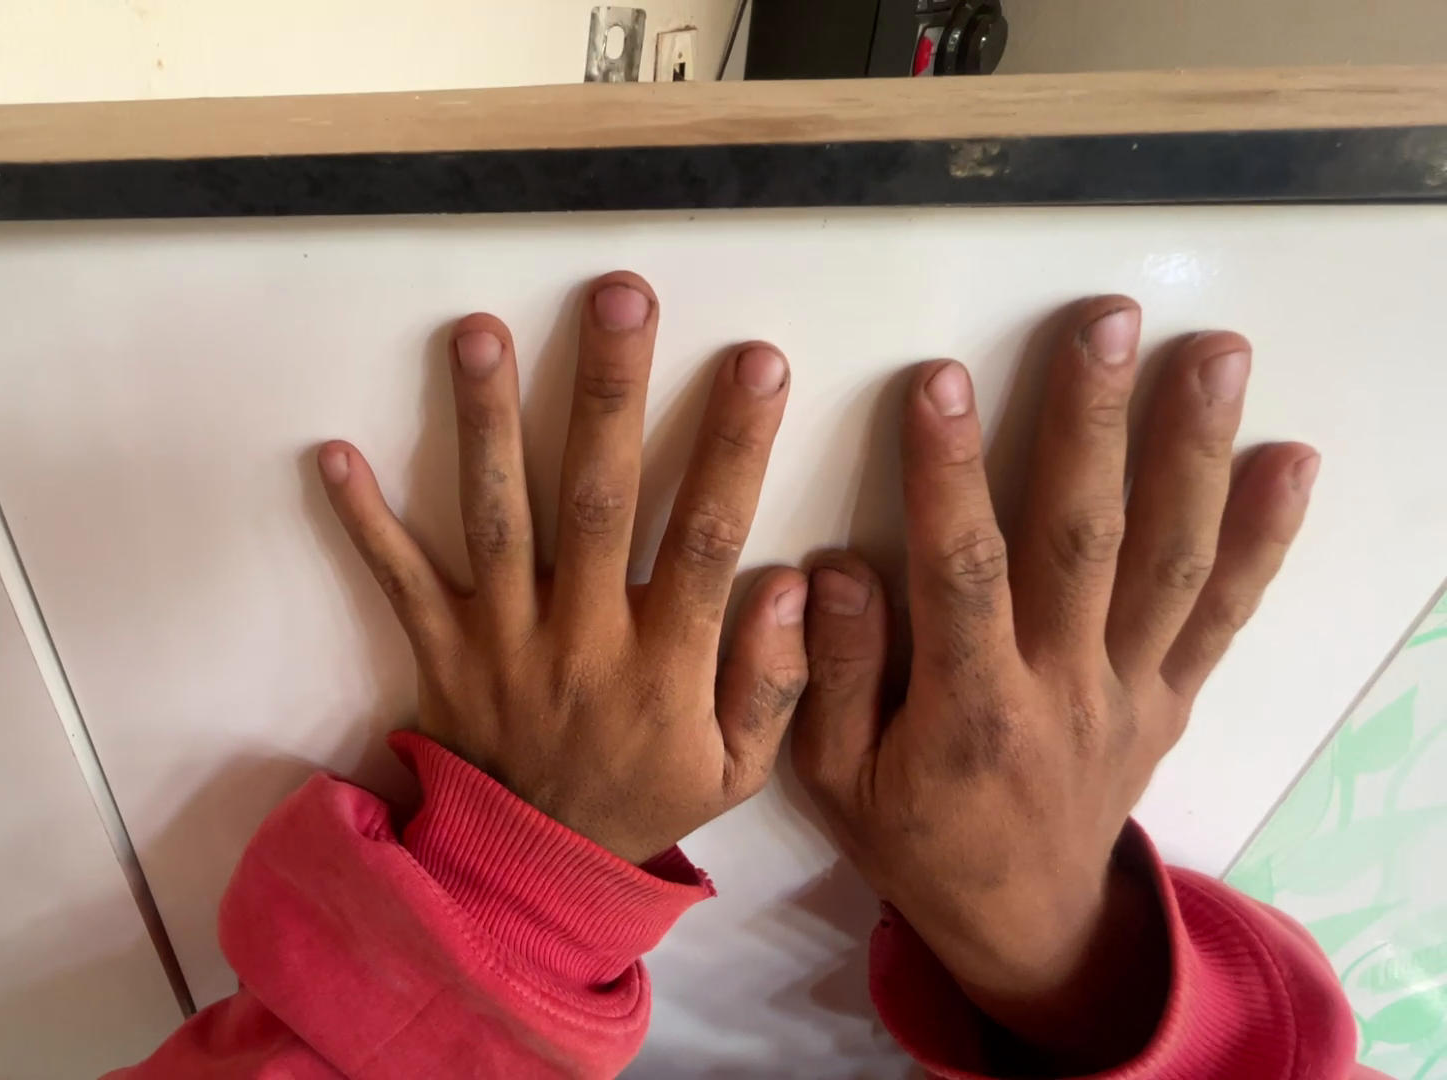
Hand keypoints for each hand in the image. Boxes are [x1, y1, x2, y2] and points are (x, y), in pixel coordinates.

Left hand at [318, 272, 805, 864]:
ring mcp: (500, 638)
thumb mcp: (736, 772)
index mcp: (661, 666)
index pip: (705, 539)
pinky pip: (400, 580)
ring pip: (496, 518)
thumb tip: (797, 583)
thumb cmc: (639, 801)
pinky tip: (337, 452)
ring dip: (487, 422)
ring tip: (480, 333)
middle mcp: (578, 637)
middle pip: (597, 500)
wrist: (531, 865)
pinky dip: (367, 519)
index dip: (735, 449)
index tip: (756, 363)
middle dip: (610, 393)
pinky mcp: (440, 649)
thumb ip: (774, 682)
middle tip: (616, 297)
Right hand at [791, 299, 1319, 1070]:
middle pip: (1084, 540)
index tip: (937, 382)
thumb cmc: (907, 838)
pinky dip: (1265, 538)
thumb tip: (833, 570)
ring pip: (1170, 560)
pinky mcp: (1167, 696)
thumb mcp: (829, 776)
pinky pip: (1223, 615)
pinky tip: (1290, 460)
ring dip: (1192, 451)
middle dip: (1090, 423)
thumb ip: (828, 674)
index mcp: (969, 706)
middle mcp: (1065, 684)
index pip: (960, 571)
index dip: (945, 474)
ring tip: (1212, 354)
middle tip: (1105, 323)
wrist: (1021, 923)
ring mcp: (1130, 687)